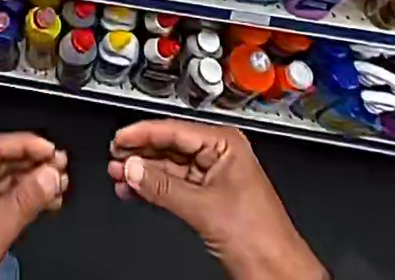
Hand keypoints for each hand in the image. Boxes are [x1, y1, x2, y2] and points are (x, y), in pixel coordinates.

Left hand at [0, 132, 68, 279]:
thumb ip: (24, 201)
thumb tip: (50, 174)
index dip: (28, 145)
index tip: (54, 150)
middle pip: (3, 161)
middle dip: (34, 165)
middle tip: (62, 166)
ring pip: (6, 181)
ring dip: (33, 183)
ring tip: (59, 184)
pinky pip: (4, 200)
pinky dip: (25, 201)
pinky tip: (46, 201)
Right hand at [108, 120, 325, 279]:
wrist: (280, 277)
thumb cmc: (261, 239)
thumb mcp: (204, 208)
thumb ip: (164, 187)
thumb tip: (133, 168)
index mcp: (225, 143)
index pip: (175, 130)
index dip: (144, 133)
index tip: (120, 137)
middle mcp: (219, 155)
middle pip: (171, 147)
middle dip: (141, 154)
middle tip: (114, 157)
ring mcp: (214, 177)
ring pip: (170, 168)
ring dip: (144, 173)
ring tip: (118, 175)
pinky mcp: (209, 199)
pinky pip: (175, 187)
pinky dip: (154, 190)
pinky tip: (136, 192)